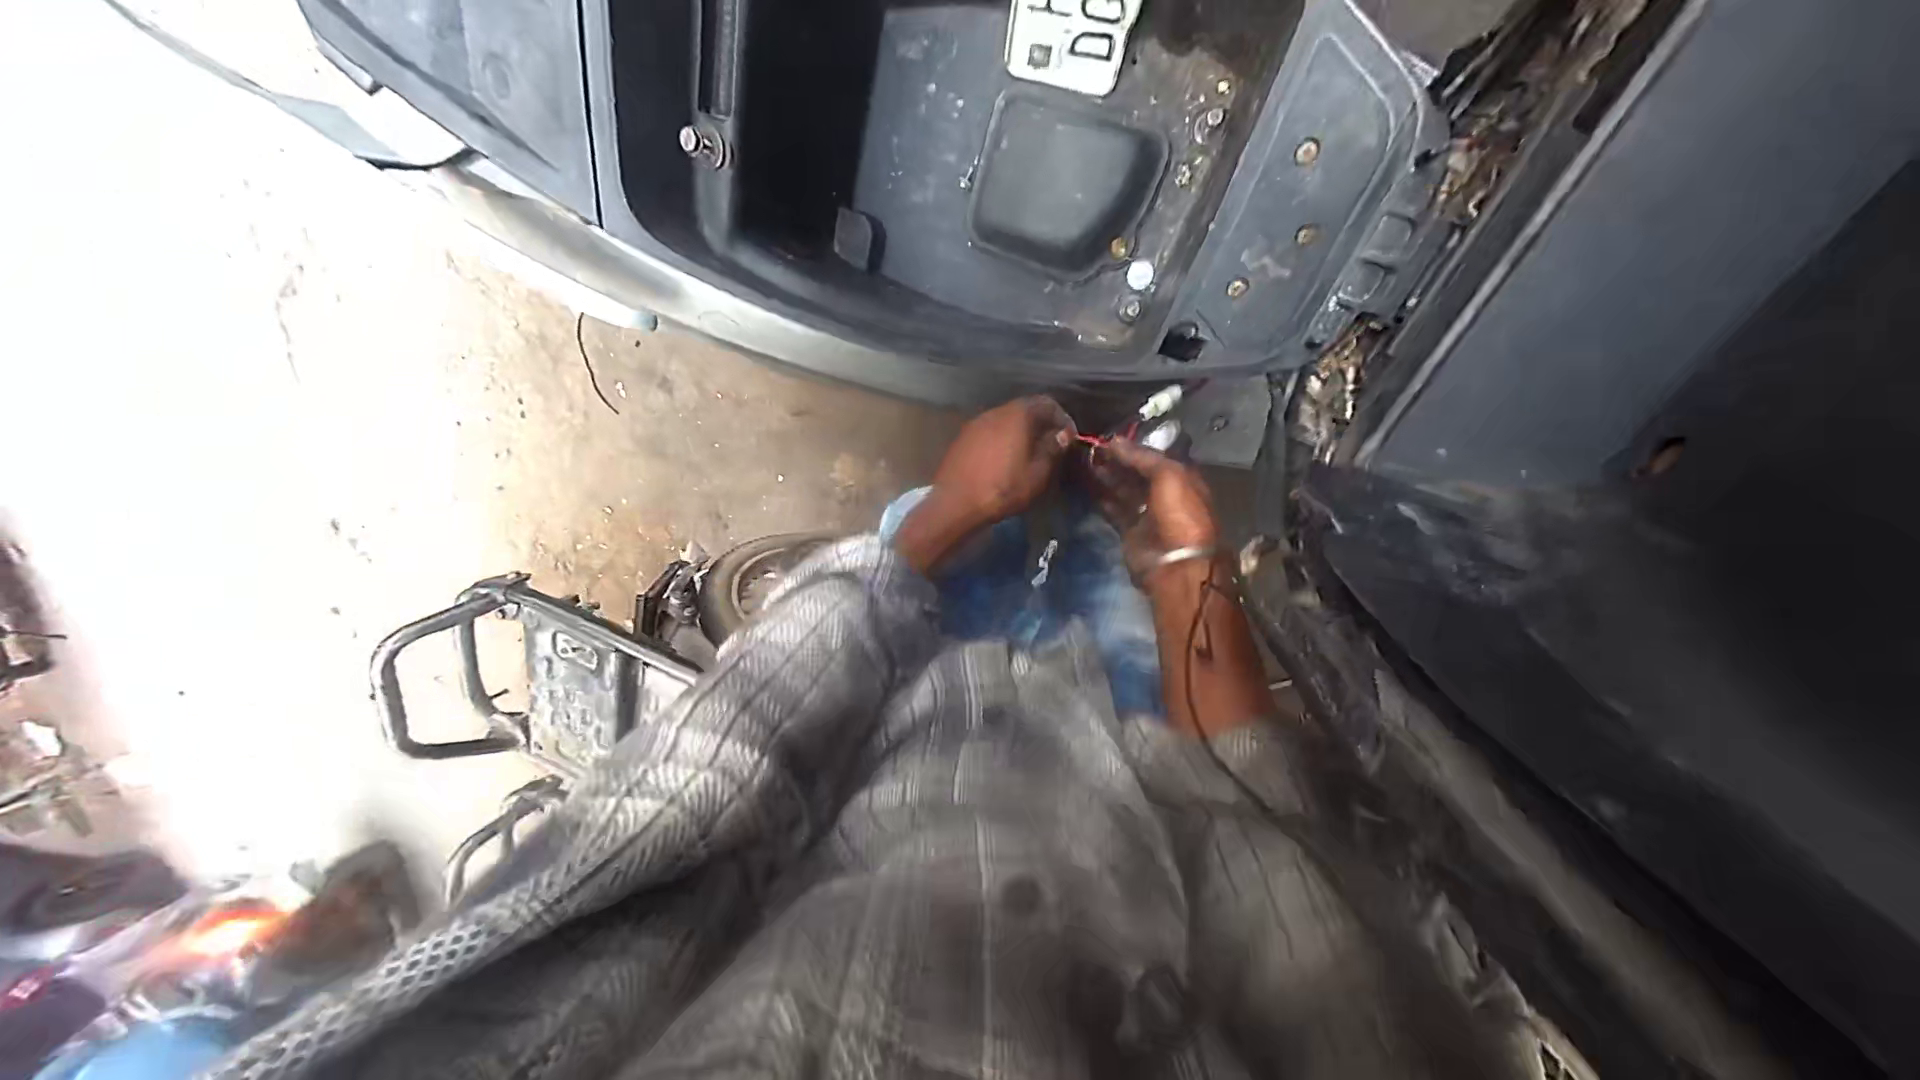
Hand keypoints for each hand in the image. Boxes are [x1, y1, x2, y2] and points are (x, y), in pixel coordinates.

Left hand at [928, 396, 1076, 530]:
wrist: (954, 504)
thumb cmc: (1002, 488)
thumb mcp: (1037, 474)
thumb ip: (1052, 449)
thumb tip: (1062, 434)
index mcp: (1017, 415)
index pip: (1047, 403)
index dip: (1062, 419)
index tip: (1068, 440)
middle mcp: (995, 411)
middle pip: (1025, 409)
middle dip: (1041, 424)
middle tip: (1051, 447)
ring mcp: (976, 423)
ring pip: (1006, 420)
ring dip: (1021, 432)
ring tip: (1029, 455)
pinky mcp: (963, 438)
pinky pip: (990, 432)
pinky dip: (1003, 439)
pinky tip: (1005, 460)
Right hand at [1087, 438, 1218, 584]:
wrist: (1178, 563)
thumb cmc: (1180, 513)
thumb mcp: (1168, 475)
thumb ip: (1141, 457)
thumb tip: (1114, 441)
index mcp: (1181, 476)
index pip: (1153, 456)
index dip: (1132, 446)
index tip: (1106, 437)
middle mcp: (1164, 492)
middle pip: (1135, 472)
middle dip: (1115, 460)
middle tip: (1090, 448)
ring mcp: (1146, 512)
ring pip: (1122, 489)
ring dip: (1105, 476)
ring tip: (1083, 461)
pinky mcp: (1130, 530)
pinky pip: (1112, 508)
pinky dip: (1100, 496)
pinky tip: (1084, 483)